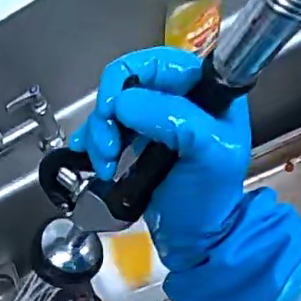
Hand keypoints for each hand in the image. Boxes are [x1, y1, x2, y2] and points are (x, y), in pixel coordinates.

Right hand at [69, 46, 253, 267]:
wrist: (196, 238)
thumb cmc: (209, 198)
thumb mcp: (207, 152)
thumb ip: (175, 119)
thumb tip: (125, 102)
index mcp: (202, 90)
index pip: (156, 62)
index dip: (126, 79)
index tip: (112, 110)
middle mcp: (173, 102)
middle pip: (123, 86)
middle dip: (107, 117)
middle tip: (110, 148)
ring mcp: (149, 126)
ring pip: (107, 113)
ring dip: (98, 138)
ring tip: (108, 165)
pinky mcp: (129, 148)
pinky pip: (100, 135)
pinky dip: (90, 148)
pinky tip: (97, 163)